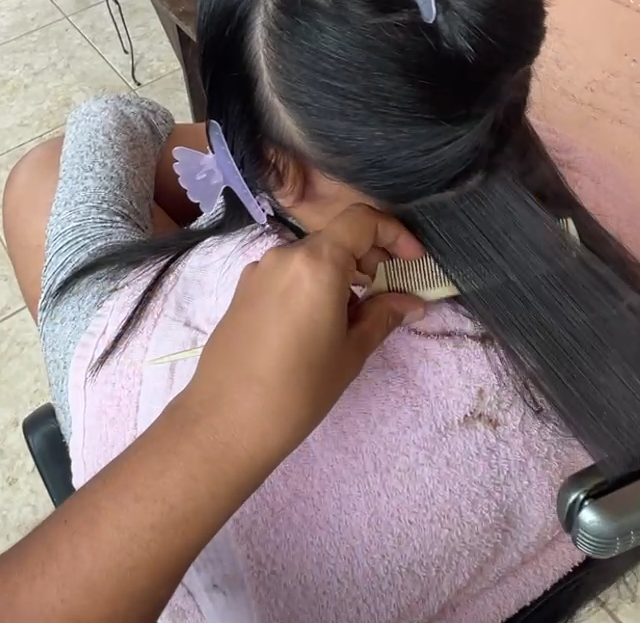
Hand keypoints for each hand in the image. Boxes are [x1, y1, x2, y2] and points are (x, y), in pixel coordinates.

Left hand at [176, 204, 426, 466]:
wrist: (226, 420)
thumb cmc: (298, 389)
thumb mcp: (351, 353)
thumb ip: (384, 316)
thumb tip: (413, 301)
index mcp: (317, 261)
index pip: (362, 220)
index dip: (395, 234)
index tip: (413, 263)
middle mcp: (285, 254)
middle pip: (338, 237)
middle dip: (371, 258)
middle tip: (390, 295)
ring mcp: (260, 269)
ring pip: (313, 256)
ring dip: (342, 273)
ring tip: (355, 316)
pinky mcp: (244, 288)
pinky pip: (289, 273)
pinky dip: (313, 283)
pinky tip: (317, 324)